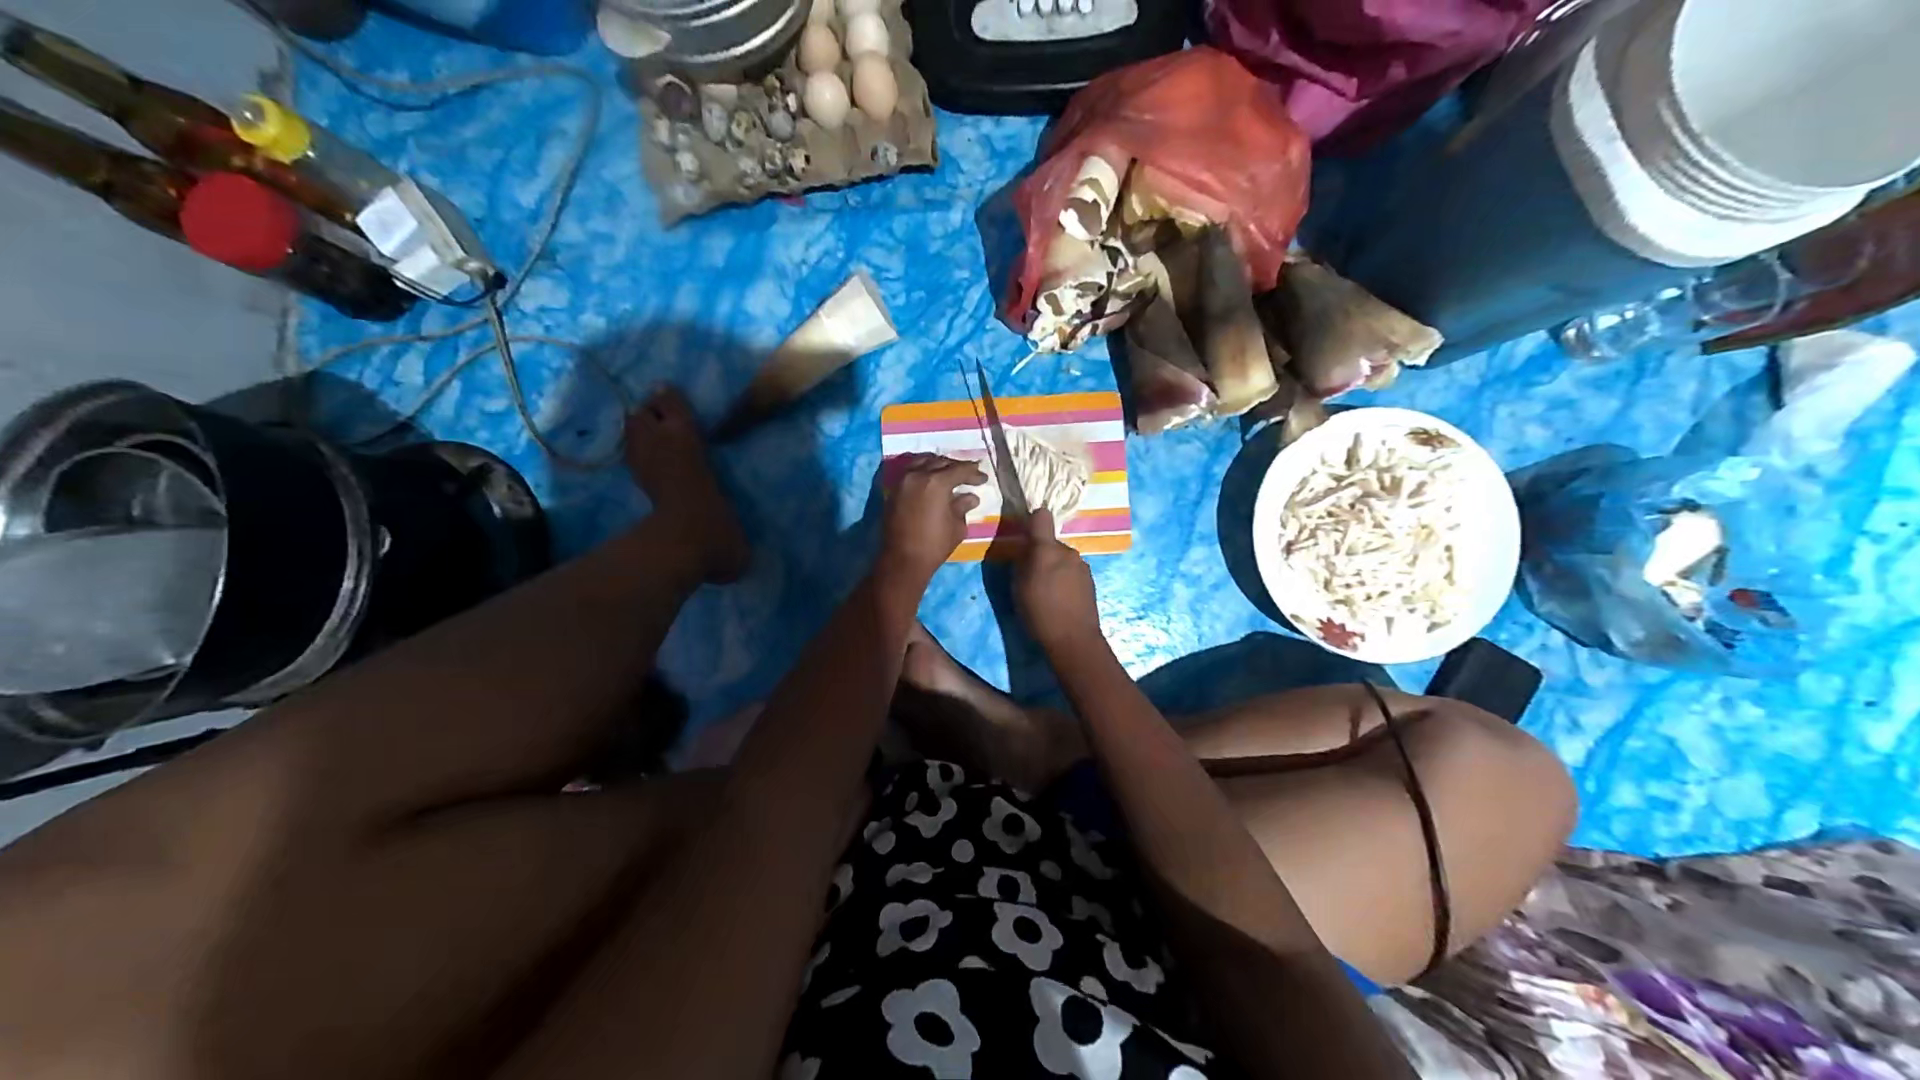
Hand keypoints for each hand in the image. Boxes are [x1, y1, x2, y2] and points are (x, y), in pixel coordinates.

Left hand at [878, 454, 985, 590]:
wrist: (903, 560)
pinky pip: (910, 471)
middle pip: (941, 462)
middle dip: (956, 467)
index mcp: (937, 482)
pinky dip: (922, 470)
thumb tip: (970, 497)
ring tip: (948, 473)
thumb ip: (962, 507)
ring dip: (938, 464)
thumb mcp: (956, 526)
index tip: (983, 479)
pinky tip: (930, 478)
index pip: (959, 469)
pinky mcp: (893, 490)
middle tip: (968, 475)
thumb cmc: (934, 545)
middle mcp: (918, 475)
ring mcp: (903, 481)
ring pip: (923, 462)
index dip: (973, 473)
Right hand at [1014, 508, 1101, 650]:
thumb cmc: (1039, 612)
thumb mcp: (1018, 587)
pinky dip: (1064, 579)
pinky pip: (1071, 571)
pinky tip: (1060, 599)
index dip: (1032, 520)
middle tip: (1030, 577)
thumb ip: (1021, 562)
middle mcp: (1068, 551)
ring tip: (1046, 592)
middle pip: (1050, 543)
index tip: (1025, 534)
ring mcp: (1082, 566)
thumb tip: (1025, 550)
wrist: (1074, 639)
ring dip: (1053, 568)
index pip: (1042, 516)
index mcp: (1047, 549)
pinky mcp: (1090, 580)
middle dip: (1041, 554)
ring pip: (1062, 558)